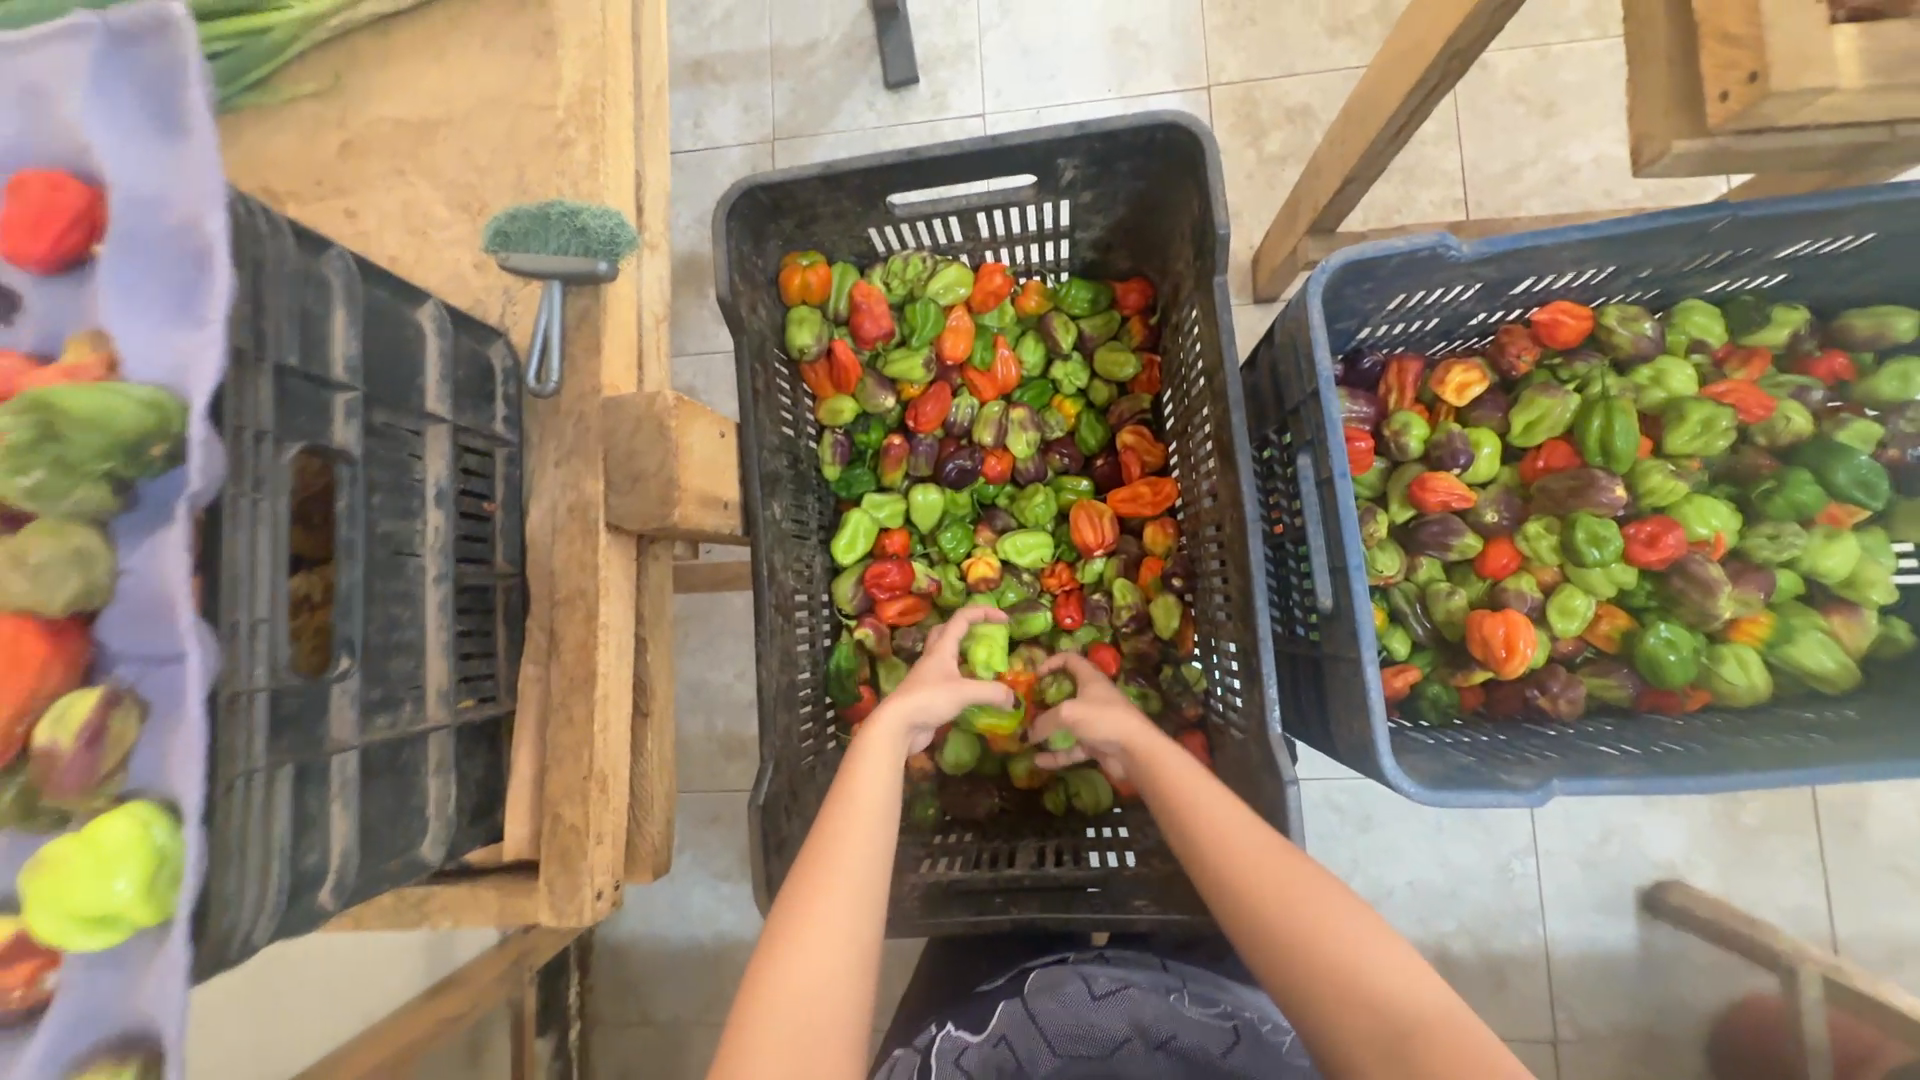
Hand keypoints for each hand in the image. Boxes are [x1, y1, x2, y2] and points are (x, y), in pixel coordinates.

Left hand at [865, 606, 1015, 756]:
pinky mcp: (930, 694)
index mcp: (942, 648)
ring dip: (966, 655)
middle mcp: (934, 657)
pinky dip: (964, 680)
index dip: (983, 613)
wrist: (897, 725)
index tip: (1005, 619)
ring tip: (986, 664)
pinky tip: (976, 691)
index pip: (962, 618)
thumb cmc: (928, 699)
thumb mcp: (964, 693)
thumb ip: (991, 692)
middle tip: (988, 636)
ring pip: (948, 656)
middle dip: (969, 628)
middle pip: (948, 632)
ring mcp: (930, 676)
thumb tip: (1014, 699)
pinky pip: (949, 679)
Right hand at [1027, 653, 1162, 783]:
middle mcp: (1093, 697)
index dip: (1051, 662)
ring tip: (1028, 738)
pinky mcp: (1096, 744)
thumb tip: (1027, 734)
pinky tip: (1038, 762)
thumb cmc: (1103, 719)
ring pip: (1067, 724)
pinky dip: (1056, 755)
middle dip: (1045, 700)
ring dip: (1048, 731)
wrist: (1135, 752)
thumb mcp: (1068, 713)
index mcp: (1090, 679)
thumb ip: (1044, 721)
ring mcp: (1095, 722)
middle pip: (1066, 693)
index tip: (1034, 675)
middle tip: (1027, 708)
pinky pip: (1071, 748)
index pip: (1070, 660)